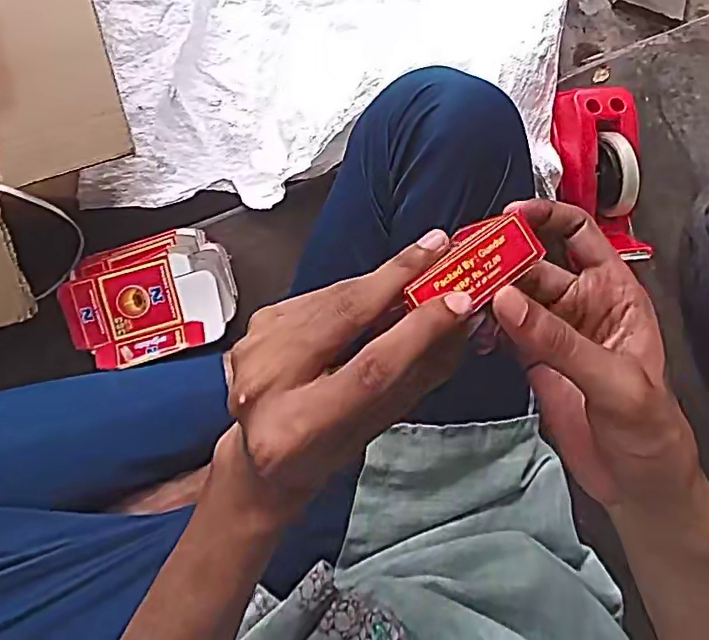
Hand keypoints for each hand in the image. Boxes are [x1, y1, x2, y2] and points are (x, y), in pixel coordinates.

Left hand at [217, 231, 478, 525]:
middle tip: (436, 247)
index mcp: (295, 429)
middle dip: (398, 275)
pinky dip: (352, 288)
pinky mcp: (256, 324)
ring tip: (418, 259)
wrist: (251, 460)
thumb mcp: (370, 431)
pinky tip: (376, 286)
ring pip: (332, 295)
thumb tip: (456, 328)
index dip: (418, 330)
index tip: (455, 302)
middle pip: (344, 313)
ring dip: (379, 276)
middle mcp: (265, 384)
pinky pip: (317, 294)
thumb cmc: (314, 458)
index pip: (370, 368)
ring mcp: (255, 348)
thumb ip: (414, 378)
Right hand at [491, 199, 701, 510]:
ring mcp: (553, 327)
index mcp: (614, 291)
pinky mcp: (531, 354)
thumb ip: (559, 340)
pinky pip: (503, 325)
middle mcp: (580, 300)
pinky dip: (484, 321)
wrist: (640, 486)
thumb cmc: (652, 430)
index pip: (579, 233)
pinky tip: (468, 322)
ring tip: (460, 287)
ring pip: (514, 291)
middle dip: (504, 255)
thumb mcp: (614, 382)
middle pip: (535, 261)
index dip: (547, 216)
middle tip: (470, 256)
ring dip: (488, 288)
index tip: (513, 214)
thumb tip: (507, 299)